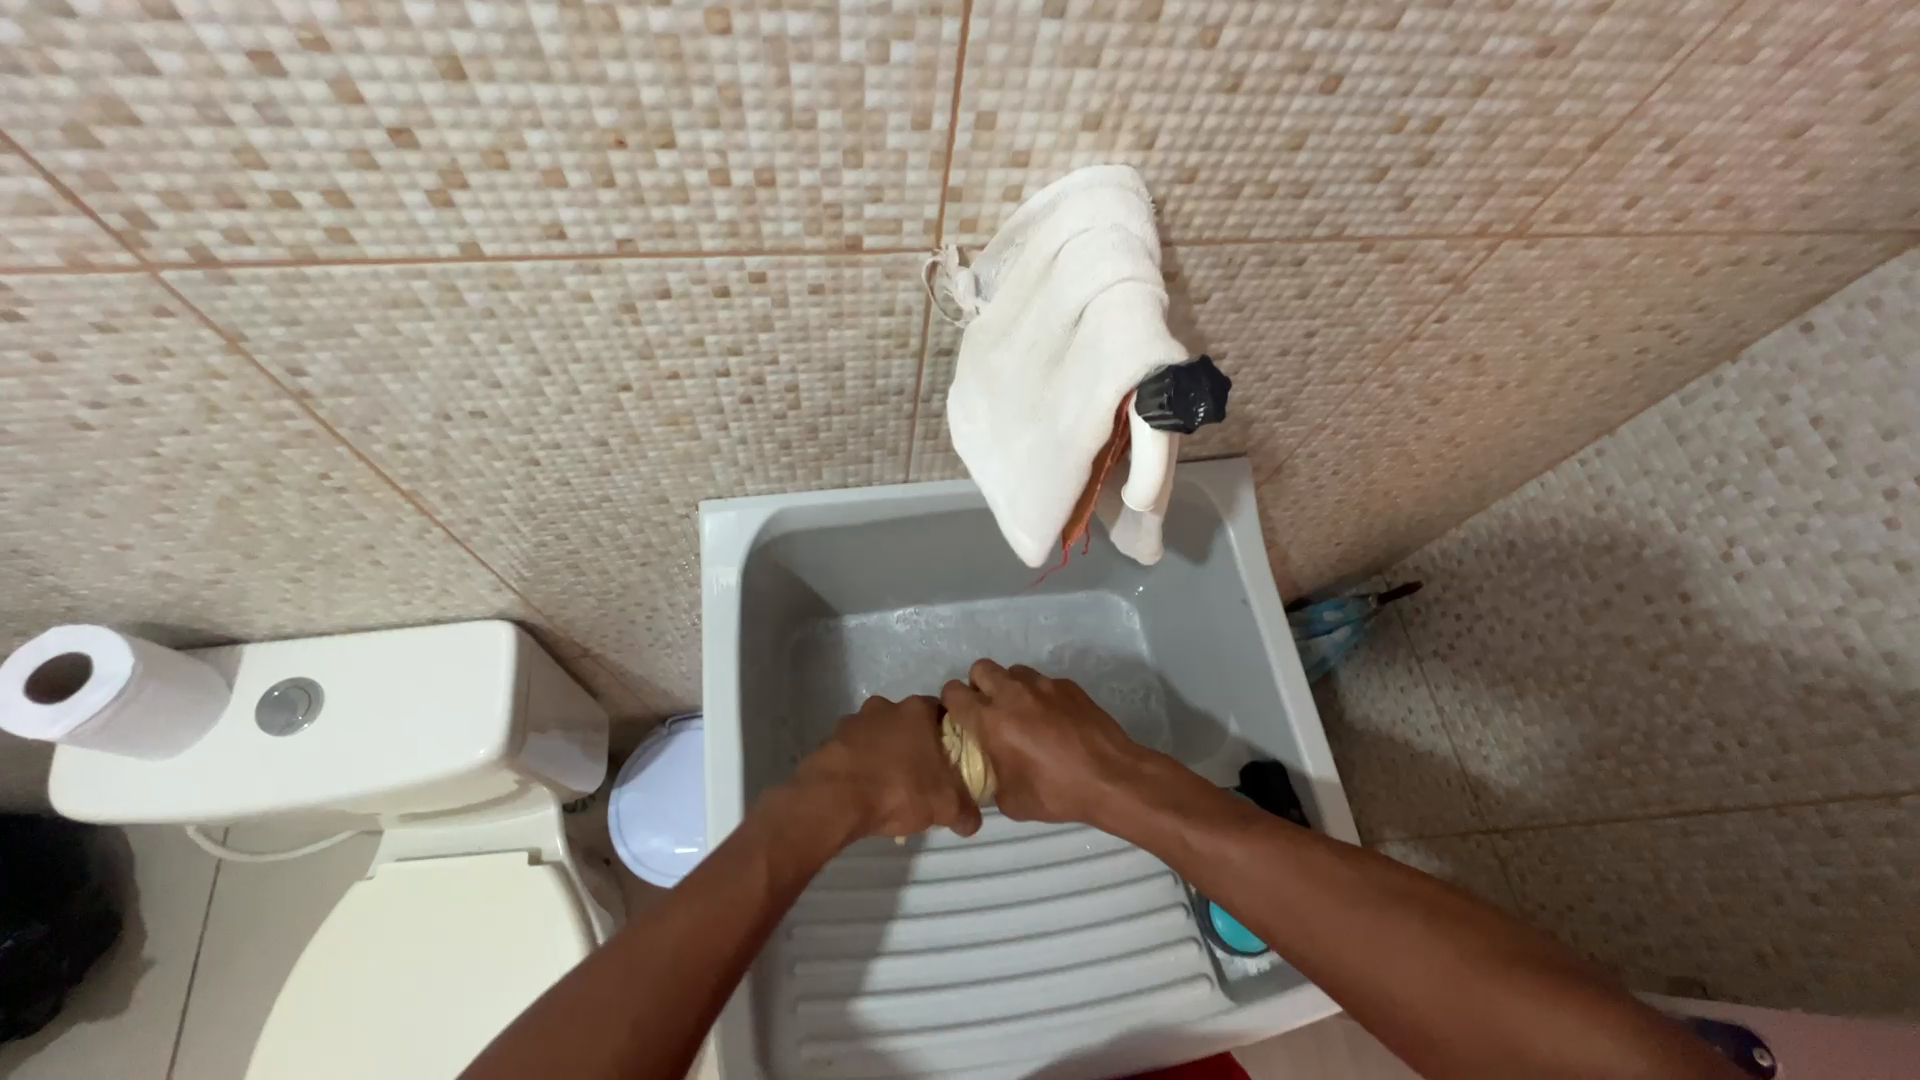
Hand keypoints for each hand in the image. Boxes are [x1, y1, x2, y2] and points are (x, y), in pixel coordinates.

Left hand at [789, 695, 982, 841]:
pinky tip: (861, 790)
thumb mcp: (945, 806)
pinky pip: (852, 751)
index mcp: (918, 711)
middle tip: (920, 775)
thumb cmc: (899, 789)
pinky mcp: (829, 740)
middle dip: (914, 744)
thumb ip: (966, 812)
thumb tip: (972, 821)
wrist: (835, 798)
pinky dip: (858, 765)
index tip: (949, 758)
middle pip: (907, 722)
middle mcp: (886, 707)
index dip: (948, 734)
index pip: (942, 713)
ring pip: (877, 734)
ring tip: (887, 786)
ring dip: (883, 753)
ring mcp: (854, 721)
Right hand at [940, 660, 1159, 826]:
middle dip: (978, 686)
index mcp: (991, 720)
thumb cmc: (1056, 793)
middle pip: (980, 668)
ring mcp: (1043, 686)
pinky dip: (1040, 695)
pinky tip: (1053, 720)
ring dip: (1010, 687)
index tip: (960, 718)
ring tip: (1022, 713)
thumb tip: (989, 775)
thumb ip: (990, 780)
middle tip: (989, 711)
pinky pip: (1043, 682)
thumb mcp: (1011, 801)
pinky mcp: (1068, 685)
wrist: (1110, 778)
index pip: (954, 693)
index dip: (952, 703)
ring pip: (1013, 671)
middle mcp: (1012, 694)